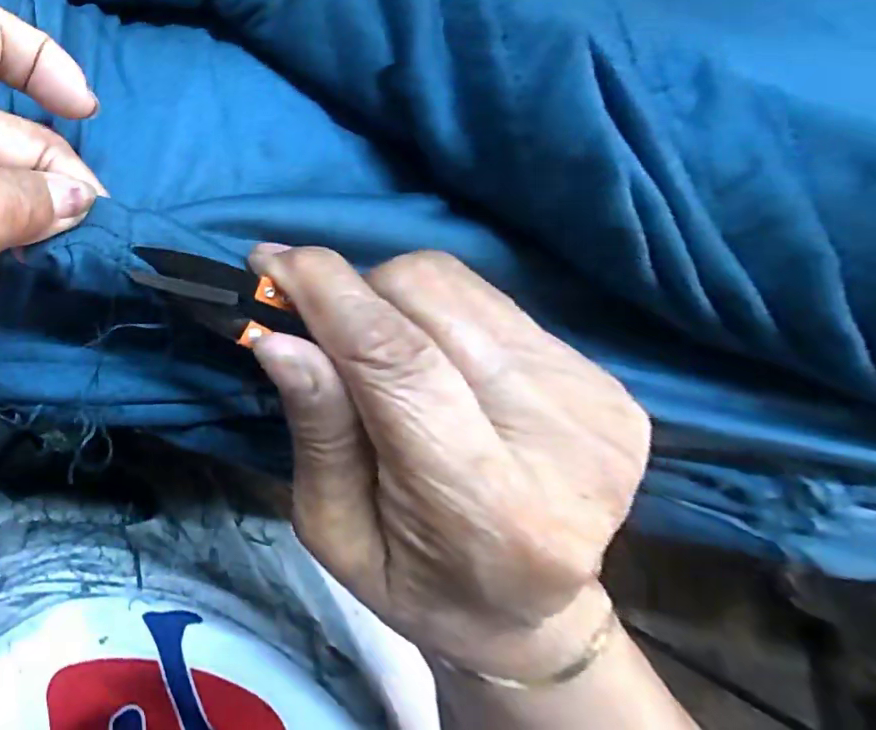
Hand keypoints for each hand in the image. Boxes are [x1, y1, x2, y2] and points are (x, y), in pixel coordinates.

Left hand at [0, 4, 104, 468]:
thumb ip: (13, 207)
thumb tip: (83, 199)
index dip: (46, 64)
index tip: (89, 114)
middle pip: (2, 119)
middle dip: (49, 165)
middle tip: (92, 222)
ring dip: (32, 205)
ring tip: (70, 245)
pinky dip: (5, 229)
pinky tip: (32, 257)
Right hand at [247, 245, 649, 682]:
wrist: (533, 613)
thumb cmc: (414, 581)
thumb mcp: (334, 528)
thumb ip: (317, 428)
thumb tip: (278, 339)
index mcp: (486, 508)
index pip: (397, 362)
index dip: (327, 295)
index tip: (268, 261)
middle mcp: (560, 444)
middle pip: (428, 300)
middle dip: (352, 290)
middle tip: (314, 318)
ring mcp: (593, 402)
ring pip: (455, 284)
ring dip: (390, 295)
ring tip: (373, 342)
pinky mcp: (607, 379)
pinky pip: (486, 296)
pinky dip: (432, 308)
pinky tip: (430, 352)